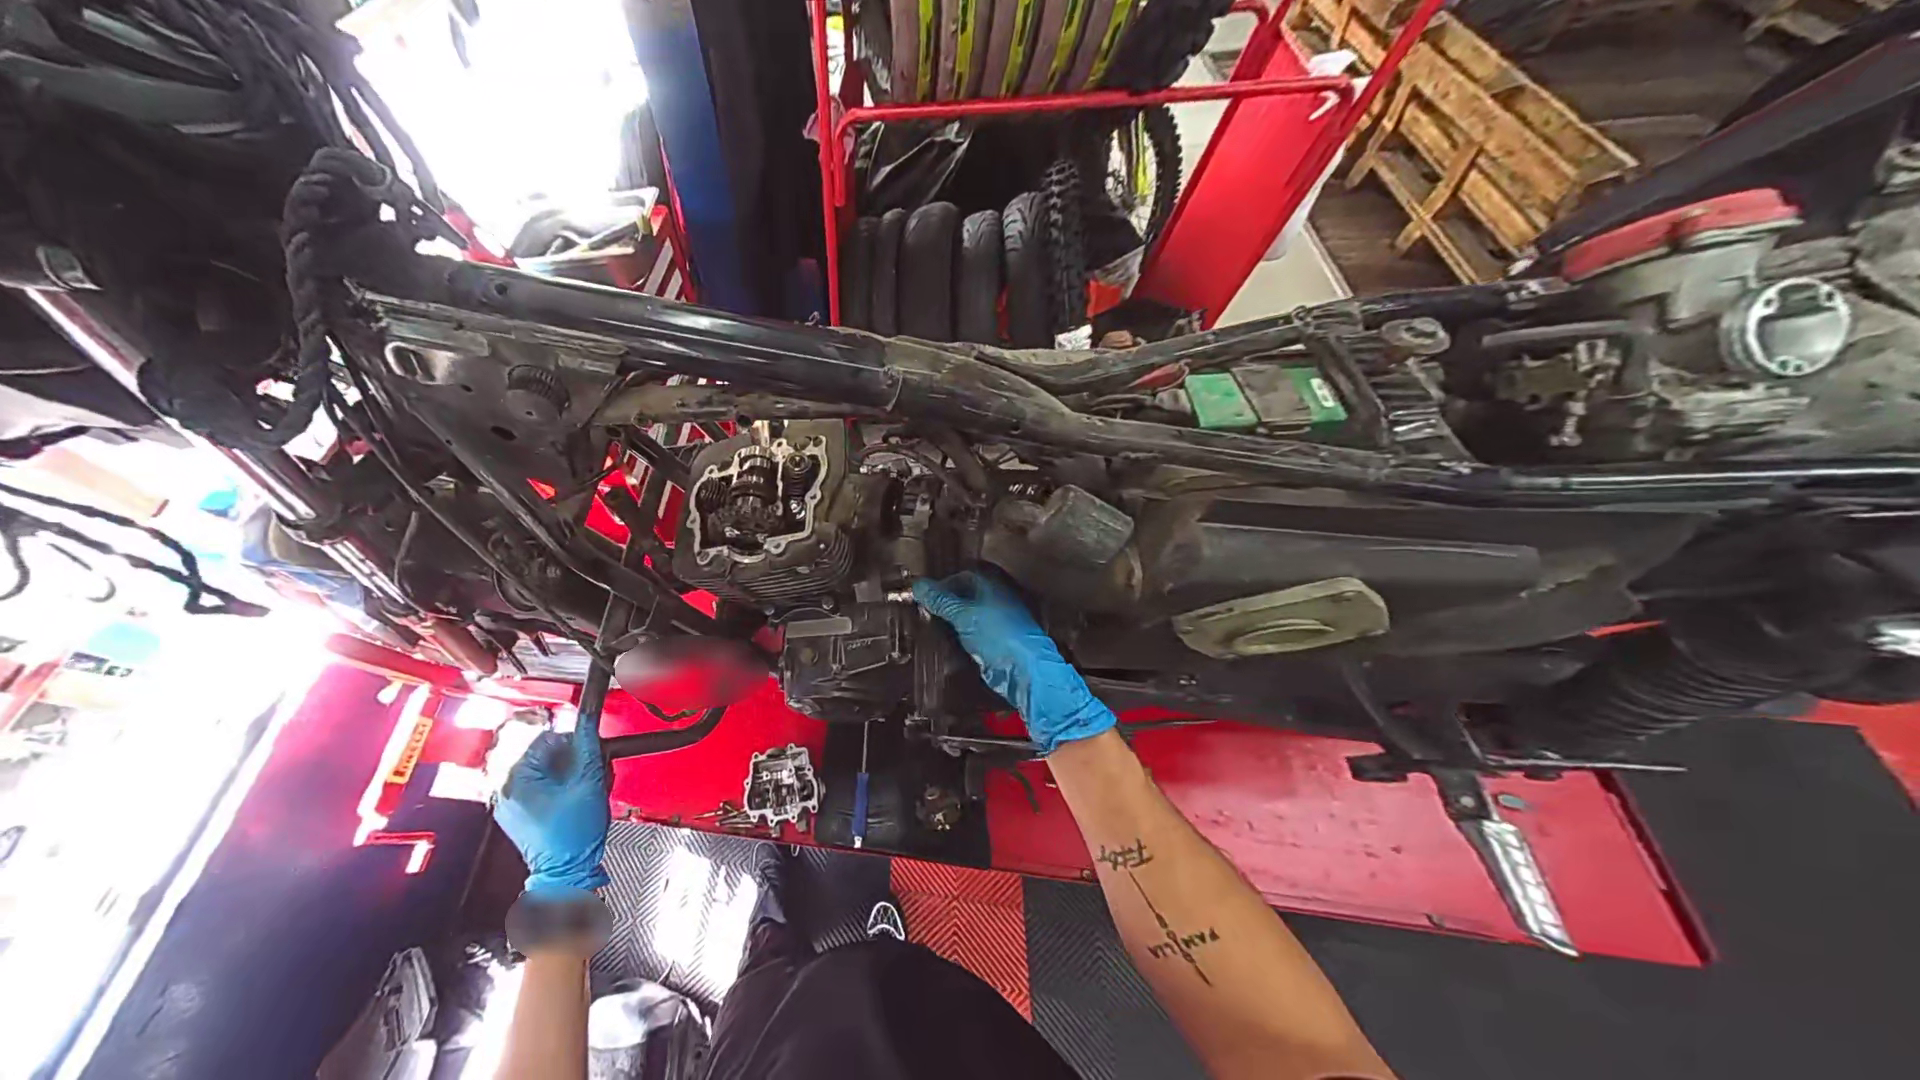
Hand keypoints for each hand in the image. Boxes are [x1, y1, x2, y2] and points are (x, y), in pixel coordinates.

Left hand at [493, 710, 610, 893]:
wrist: (567, 871)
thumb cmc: (573, 835)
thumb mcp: (589, 781)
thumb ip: (587, 747)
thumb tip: (587, 721)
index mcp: (516, 780)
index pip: (544, 739)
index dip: (573, 741)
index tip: (588, 750)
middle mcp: (504, 790)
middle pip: (541, 755)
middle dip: (569, 758)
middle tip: (589, 768)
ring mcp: (508, 804)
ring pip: (540, 771)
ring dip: (565, 771)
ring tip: (583, 783)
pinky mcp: (517, 815)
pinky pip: (536, 787)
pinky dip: (556, 785)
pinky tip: (573, 795)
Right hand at [913, 571, 1116, 753]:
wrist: (1024, 670)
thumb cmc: (999, 635)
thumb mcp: (962, 614)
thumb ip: (939, 600)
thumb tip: (918, 586)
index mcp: (992, 584)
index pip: (961, 576)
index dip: (941, 585)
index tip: (923, 596)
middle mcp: (996, 600)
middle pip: (963, 597)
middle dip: (943, 605)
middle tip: (922, 612)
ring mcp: (997, 622)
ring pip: (967, 617)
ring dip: (950, 623)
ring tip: (930, 628)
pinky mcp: (996, 642)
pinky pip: (972, 635)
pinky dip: (959, 638)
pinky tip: (946, 644)